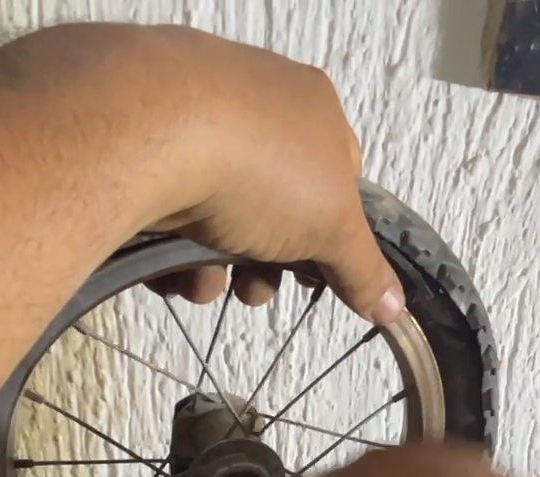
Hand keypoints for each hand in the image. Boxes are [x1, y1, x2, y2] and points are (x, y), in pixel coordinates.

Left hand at [0, 24, 403, 322]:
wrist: (144, 129)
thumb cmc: (258, 168)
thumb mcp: (331, 230)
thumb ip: (363, 271)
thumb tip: (395, 308)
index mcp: (313, 110)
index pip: (340, 182)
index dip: (330, 239)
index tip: (312, 278)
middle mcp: (258, 104)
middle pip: (276, 209)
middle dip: (267, 265)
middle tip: (255, 290)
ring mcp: (196, 119)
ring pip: (221, 217)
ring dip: (219, 268)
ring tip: (205, 284)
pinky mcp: (144, 143)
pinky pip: (172, 209)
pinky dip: (174, 250)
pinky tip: (170, 271)